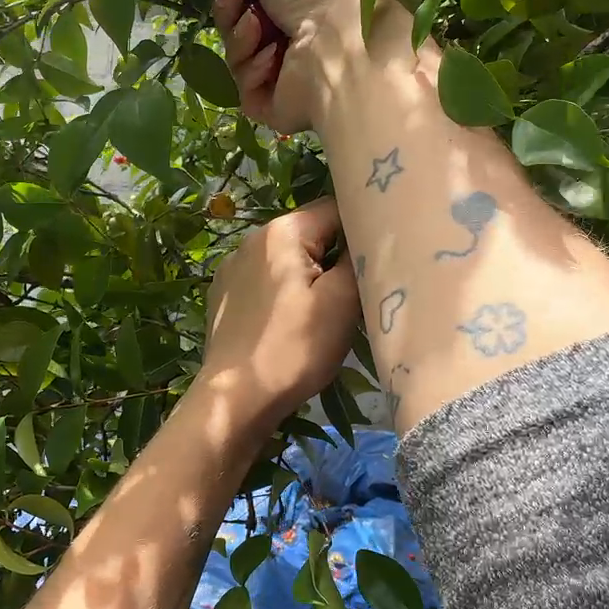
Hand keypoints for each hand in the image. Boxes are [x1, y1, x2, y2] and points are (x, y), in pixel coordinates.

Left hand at [196, 198, 360, 436]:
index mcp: (281, 231)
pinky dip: (287, 295)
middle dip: (339, 257)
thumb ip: (360, 258)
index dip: (366, 229)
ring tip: (331, 310)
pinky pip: (267, 284)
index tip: (384, 257)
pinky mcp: (224, 298)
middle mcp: (251, 240)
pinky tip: (295, 323)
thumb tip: (369, 237)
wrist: (235, 399)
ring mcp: (232, 269)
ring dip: (313, 278)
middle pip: (312, 235)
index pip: (338, 209)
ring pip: (289, 262)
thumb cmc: (293, 349)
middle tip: (363, 289)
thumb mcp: (342, 301)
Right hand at [214, 0, 391, 133]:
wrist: (336, 44)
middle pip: (238, 29)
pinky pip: (245, 86)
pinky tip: (271, 59)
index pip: (251, 2)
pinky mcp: (272, 106)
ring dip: (240, 38)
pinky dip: (252, 69)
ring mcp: (282, 76)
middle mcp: (291, 40)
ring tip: (257, 28)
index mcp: (299, 5)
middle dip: (229, 12)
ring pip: (237, 57)